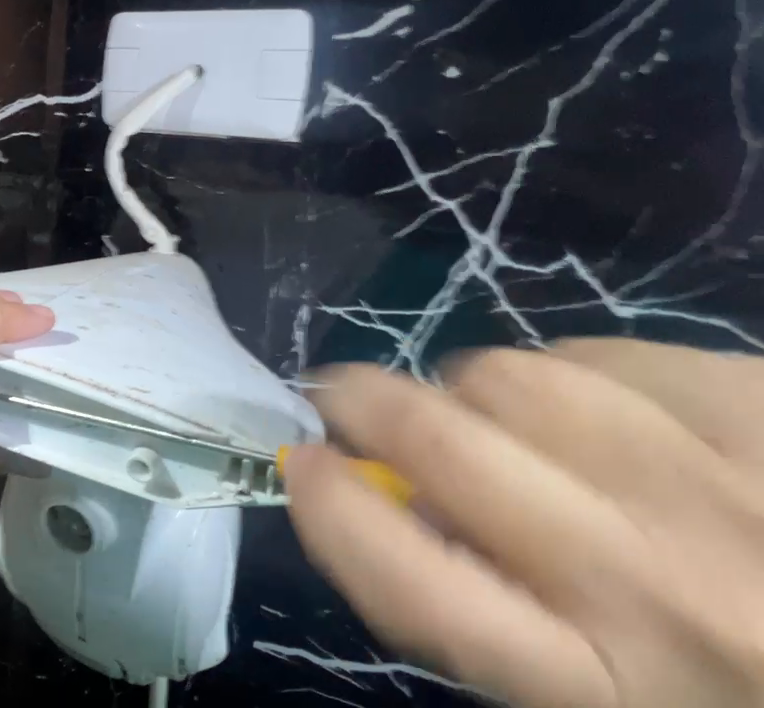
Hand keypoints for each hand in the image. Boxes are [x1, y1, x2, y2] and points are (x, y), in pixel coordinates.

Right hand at [286, 339, 763, 707]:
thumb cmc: (730, 692)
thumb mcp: (596, 695)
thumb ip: (482, 608)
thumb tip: (383, 492)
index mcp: (601, 689)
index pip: (401, 578)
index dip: (325, 503)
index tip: (305, 462)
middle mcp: (660, 594)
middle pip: (437, 442)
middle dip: (360, 401)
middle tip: (352, 400)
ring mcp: (737, 498)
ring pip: (515, 379)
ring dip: (481, 391)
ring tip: (513, 419)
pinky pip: (616, 353)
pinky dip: (586, 372)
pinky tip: (622, 415)